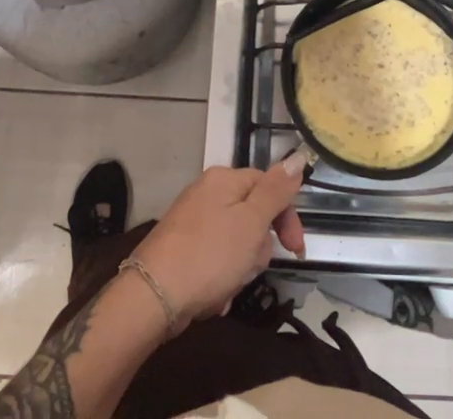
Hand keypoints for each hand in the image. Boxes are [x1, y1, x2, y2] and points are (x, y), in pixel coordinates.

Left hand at [130, 155, 306, 330]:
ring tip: (227, 284)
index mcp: (224, 180)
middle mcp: (206, 193)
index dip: (286, 218)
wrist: (153, 296)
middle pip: (253, 217)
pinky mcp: (183, 248)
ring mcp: (192, 221)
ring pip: (237, 243)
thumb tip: (298, 157)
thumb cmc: (210, 255)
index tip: (294, 250)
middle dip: (258, 249)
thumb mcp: (251, 222)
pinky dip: (221, 279)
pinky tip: (214, 295)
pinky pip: (216, 260)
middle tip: (248, 266)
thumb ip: (276, 191)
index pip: (269, 187)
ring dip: (240, 269)